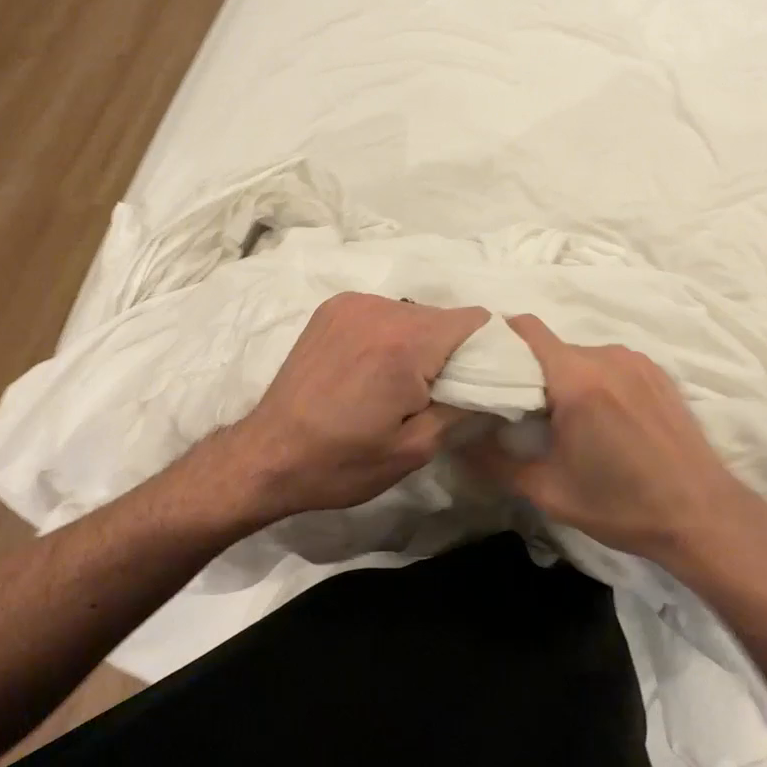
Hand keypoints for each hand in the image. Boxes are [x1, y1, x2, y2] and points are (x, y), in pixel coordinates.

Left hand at [206, 292, 489, 518]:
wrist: (267, 457)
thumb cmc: (343, 461)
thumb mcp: (417, 448)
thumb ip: (465, 407)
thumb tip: (499, 385)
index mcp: (406, 342)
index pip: (475, 321)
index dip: (486, 350)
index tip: (477, 383)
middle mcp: (381, 308)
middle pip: (444, 317)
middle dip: (451, 350)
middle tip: (435, 394)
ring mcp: (352, 304)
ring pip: (414, 313)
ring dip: (419, 343)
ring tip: (397, 385)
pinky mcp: (331, 309)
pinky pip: (384, 312)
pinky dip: (390, 335)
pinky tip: (372, 370)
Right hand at [457, 315, 751, 557]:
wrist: (700, 514)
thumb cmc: (621, 505)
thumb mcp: (549, 491)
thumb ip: (496, 461)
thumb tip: (456, 442)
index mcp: (577, 379)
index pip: (526, 329)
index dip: (499, 341)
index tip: (484, 367)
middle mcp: (607, 357)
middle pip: (553, 348)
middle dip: (532, 372)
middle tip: (520, 410)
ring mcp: (638, 362)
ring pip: (584, 357)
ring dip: (567, 379)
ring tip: (565, 420)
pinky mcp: (659, 373)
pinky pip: (612, 365)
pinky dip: (598, 382)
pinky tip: (603, 420)